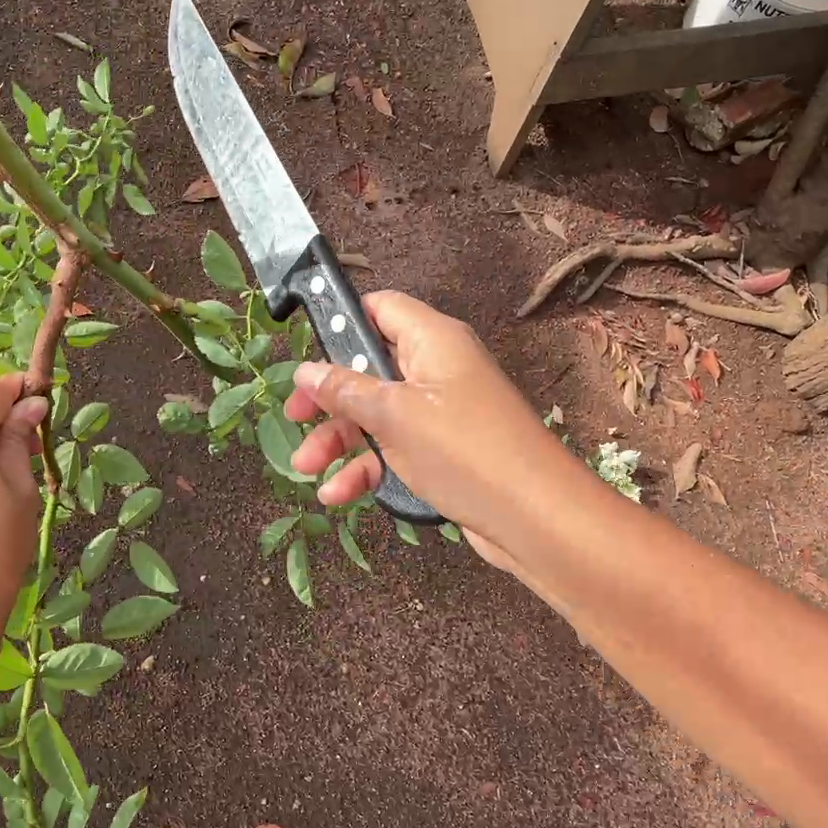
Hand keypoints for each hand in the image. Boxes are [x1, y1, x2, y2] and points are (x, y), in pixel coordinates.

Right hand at [282, 292, 596, 570]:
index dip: (341, 322)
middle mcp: (437, 370)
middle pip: (370, 369)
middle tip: (293, 418)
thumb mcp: (395, 415)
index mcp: (433, 340)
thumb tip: (307, 370)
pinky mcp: (445, 454)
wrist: (534, 518)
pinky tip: (339, 494)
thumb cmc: (466, 451)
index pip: (380, 308)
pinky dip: (368, 468)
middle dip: (329, 398)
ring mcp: (442, 414)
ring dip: (340, 441)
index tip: (306, 351)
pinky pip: (396, 450)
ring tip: (307, 469)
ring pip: (377, 416)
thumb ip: (346, 390)